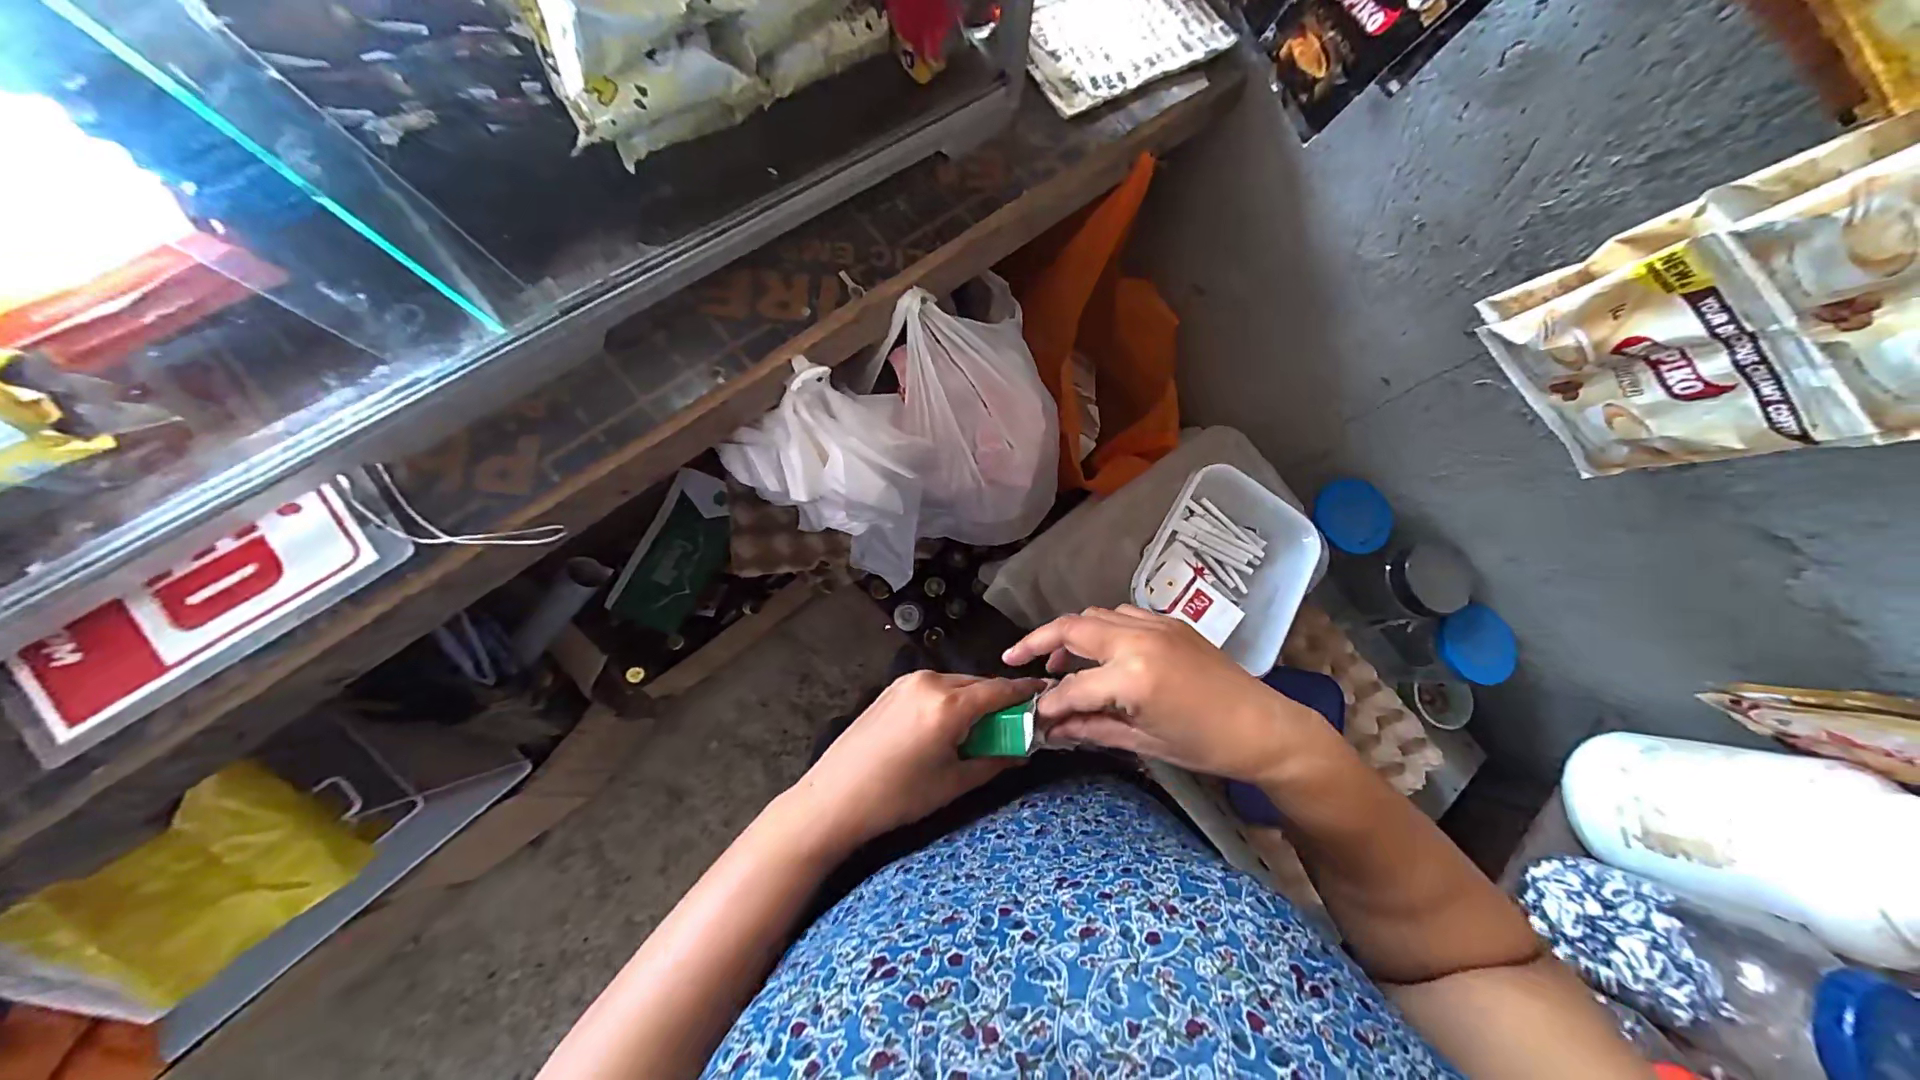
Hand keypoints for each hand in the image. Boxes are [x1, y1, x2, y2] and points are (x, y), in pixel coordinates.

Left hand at [786, 671, 1046, 851]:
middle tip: (1016, 723)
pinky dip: (951, 700)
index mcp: (948, 704)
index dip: (1026, 693)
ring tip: (981, 728)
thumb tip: (1023, 749)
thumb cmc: (897, 796)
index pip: (1000, 690)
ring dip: (975, 700)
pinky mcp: (893, 689)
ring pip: (957, 684)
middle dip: (1000, 700)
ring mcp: (907, 682)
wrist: (833, 798)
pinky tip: (949, 725)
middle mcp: (929, 682)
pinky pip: (935, 687)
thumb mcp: (953, 782)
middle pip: (979, 684)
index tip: (1045, 696)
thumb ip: (994, 759)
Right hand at [1003, 605, 1344, 784]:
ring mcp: (1155, 625)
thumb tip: (1051, 726)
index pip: (1073, 687)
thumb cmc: (1205, 745)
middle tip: (1015, 658)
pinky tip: (1098, 651)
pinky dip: (1100, 628)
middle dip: (1037, 641)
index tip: (1032, 716)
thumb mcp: (1142, 742)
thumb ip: (1090, 727)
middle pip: (1072, 628)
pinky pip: (1122, 615)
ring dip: (1069, 632)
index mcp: (1133, 676)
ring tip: (1056, 660)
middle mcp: (1139, 639)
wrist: (1265, 727)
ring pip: (1095, 615)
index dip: (1048, 704)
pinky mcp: (1169, 622)